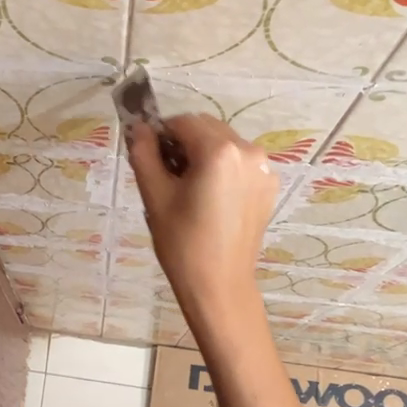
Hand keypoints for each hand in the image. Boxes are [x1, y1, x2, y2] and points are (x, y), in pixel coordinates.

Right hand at [126, 115, 277, 312]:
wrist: (218, 284)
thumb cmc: (181, 243)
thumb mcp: (154, 196)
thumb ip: (144, 154)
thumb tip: (138, 128)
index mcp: (219, 151)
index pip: (182, 122)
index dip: (160, 135)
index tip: (148, 158)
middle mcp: (248, 150)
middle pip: (206, 128)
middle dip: (183, 143)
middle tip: (166, 176)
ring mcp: (263, 167)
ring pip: (223, 143)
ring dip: (202, 154)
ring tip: (188, 190)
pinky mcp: (268, 184)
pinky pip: (239, 162)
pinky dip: (221, 168)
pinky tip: (209, 198)